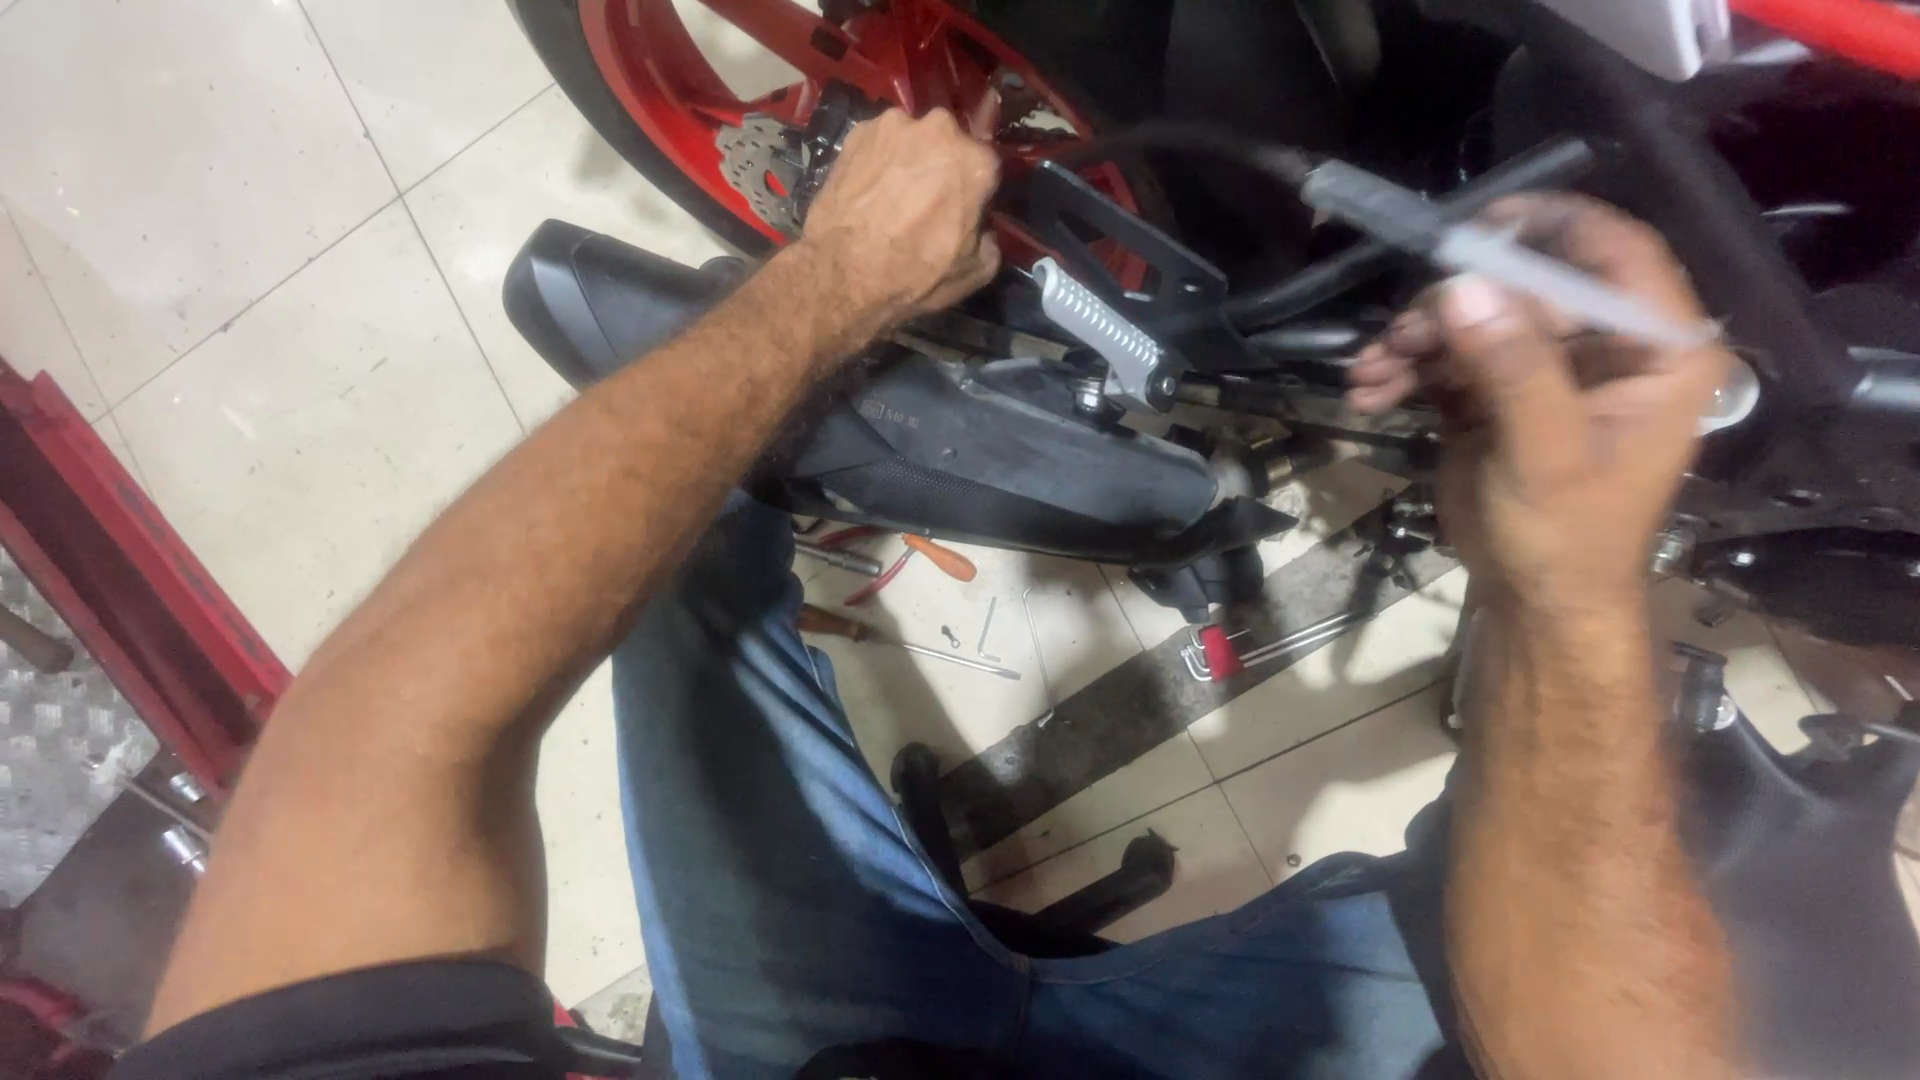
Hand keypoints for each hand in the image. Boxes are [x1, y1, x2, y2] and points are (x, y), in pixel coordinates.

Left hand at [797, 106, 1001, 328]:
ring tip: (894, 200)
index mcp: (975, 162)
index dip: (977, 192)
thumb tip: (981, 226)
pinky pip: (880, 145)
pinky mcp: (858, 131)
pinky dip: (880, 163)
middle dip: (945, 168)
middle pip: (950, 145)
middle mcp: (939, 129)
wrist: (843, 276)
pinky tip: (870, 193)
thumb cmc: (915, 277)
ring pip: (914, 141)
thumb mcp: (976, 272)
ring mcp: (894, 125)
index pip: (987, 168)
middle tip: (928, 204)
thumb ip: (991, 238)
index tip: (966, 211)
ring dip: (911, 162)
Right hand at [1347, 195, 1730, 612]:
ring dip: (1411, 345)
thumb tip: (1464, 288)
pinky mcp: (1491, 398)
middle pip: (1521, 293)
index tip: (1478, 225)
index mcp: (1651, 352)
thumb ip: (1513, 369)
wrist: (1532, 595)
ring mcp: (1540, 374)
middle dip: (1448, 311)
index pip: (1615, 260)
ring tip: (1367, 376)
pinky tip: (1368, 393)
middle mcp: (1599, 350)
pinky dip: (1402, 374)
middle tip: (1395, 339)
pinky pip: (1443, 364)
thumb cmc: (1565, 533)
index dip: (1552, 230)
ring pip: (1470, 327)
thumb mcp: (1544, 452)